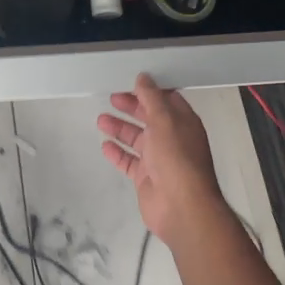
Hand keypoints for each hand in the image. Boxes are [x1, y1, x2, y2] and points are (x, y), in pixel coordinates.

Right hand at [97, 74, 226, 251]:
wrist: (181, 207)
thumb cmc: (176, 157)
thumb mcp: (164, 119)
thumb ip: (151, 97)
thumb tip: (143, 77)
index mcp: (183, 122)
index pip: (166, 99)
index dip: (150, 89)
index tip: (130, 80)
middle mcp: (172, 139)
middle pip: (149, 117)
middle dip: (132, 107)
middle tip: (112, 97)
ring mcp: (159, 160)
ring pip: (137, 139)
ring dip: (120, 128)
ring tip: (101, 119)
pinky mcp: (146, 178)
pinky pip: (129, 161)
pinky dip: (117, 152)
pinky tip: (104, 145)